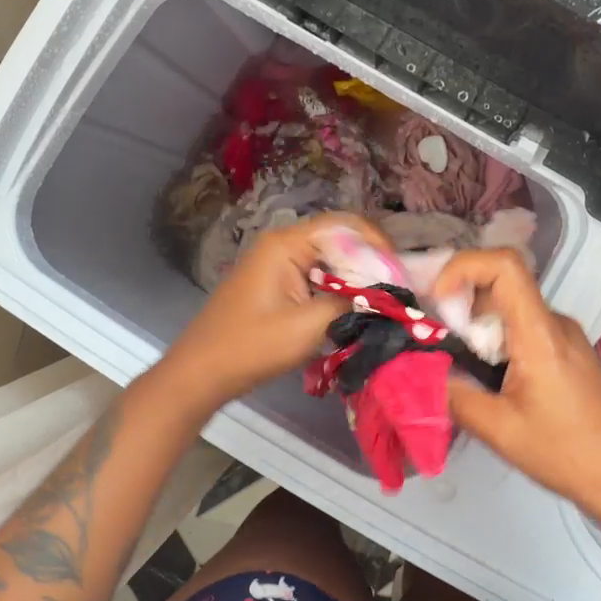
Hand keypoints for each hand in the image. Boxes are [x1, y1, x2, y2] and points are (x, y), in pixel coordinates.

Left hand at [163, 214, 389, 406]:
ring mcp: (278, 262)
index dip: (377, 244)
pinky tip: (353, 309)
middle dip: (370, 261)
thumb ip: (351, 303)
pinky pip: (317, 274)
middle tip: (395, 289)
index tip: (400, 272)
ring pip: (330, 259)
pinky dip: (338, 288)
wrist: (200, 374)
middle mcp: (283, 244)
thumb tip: (387, 294)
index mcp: (286, 244)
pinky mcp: (277, 282)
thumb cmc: (250, 346)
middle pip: (339, 239)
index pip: (344, 226)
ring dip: (355, 276)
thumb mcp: (307, 327)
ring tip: (381, 299)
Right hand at [435, 250, 600, 522]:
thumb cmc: (566, 452)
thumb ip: (453, 395)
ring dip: (478, 326)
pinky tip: (487, 379)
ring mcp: (565, 336)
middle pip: (502, 285)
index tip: (437, 298)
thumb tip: (416, 370)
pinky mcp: (568, 352)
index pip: (505, 265)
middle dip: (461, 303)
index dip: (464, 266)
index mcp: (540, 331)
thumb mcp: (499, 430)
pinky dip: (497, 341)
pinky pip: (524, 328)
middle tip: (434, 339)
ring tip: (456, 366)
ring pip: (511, 309)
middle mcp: (555, 322)